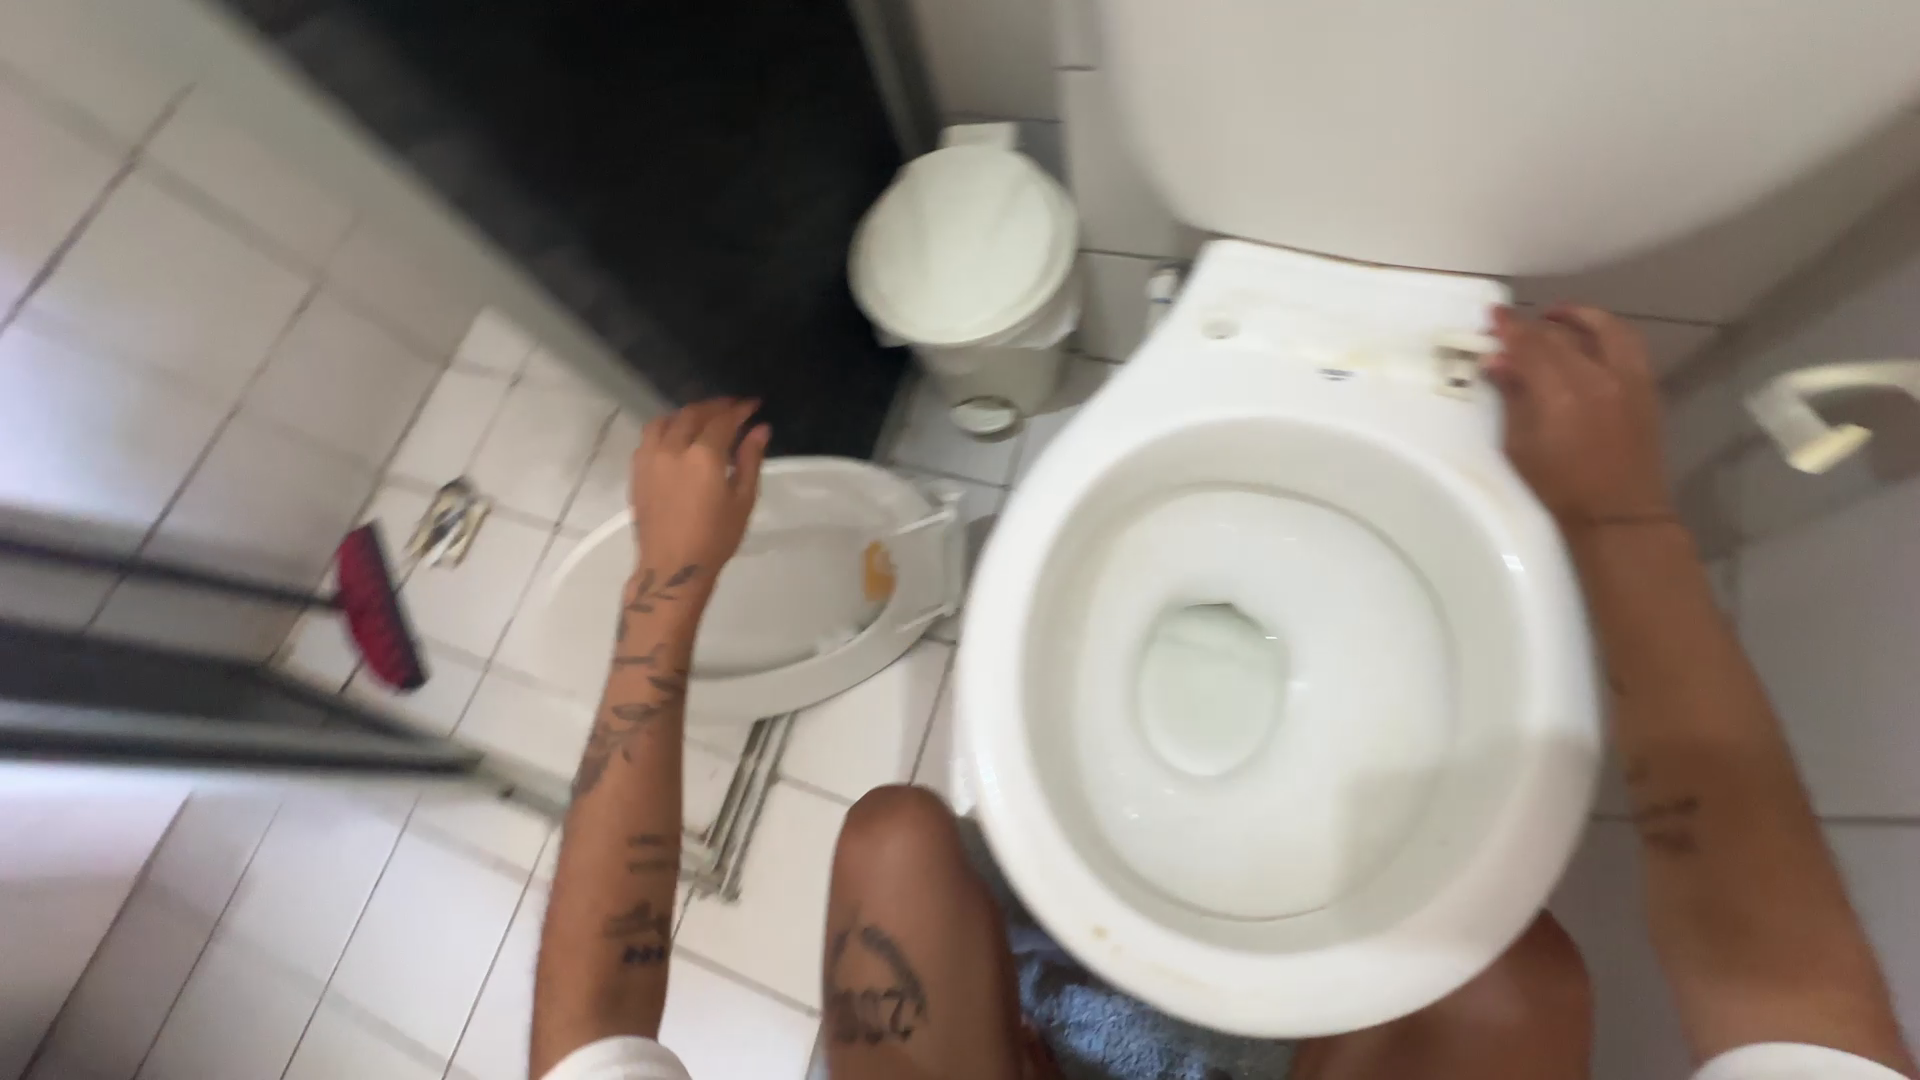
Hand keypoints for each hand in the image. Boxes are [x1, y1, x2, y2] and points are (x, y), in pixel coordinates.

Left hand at [629, 398, 769, 593]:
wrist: (672, 567)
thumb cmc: (715, 538)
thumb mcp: (743, 500)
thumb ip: (750, 459)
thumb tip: (760, 429)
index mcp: (703, 456)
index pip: (723, 420)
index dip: (740, 409)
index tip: (754, 405)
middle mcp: (673, 448)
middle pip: (692, 414)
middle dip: (714, 407)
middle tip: (732, 408)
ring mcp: (650, 458)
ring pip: (666, 420)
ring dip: (686, 414)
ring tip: (702, 419)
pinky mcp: (637, 470)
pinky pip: (649, 436)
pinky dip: (666, 428)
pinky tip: (677, 438)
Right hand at [1482, 306, 1674, 526]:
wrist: (1617, 510)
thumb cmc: (1558, 484)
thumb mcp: (1520, 443)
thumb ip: (1514, 396)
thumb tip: (1499, 363)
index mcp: (1563, 393)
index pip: (1532, 346)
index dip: (1510, 328)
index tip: (1493, 315)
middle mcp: (1600, 377)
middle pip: (1564, 337)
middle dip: (1534, 326)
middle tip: (1512, 324)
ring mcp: (1629, 379)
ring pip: (1607, 330)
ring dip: (1579, 319)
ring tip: (1558, 317)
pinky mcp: (1646, 388)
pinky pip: (1627, 345)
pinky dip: (1604, 333)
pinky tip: (1588, 340)